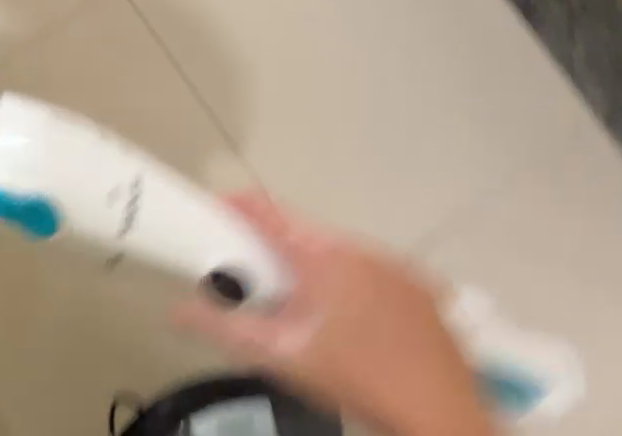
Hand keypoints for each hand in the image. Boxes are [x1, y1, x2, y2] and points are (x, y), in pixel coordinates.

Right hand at [172, 193, 495, 435]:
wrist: (446, 426)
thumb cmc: (356, 381)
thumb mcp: (279, 355)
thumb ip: (221, 326)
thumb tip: (174, 310)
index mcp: (323, 254)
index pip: (263, 207)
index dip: (229, 207)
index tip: (207, 224)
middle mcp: (361, 249)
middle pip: (296, 231)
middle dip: (266, 250)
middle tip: (247, 283)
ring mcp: (398, 270)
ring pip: (332, 251)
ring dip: (305, 268)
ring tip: (294, 309)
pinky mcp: (424, 293)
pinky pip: (367, 271)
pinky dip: (344, 284)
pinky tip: (344, 324)